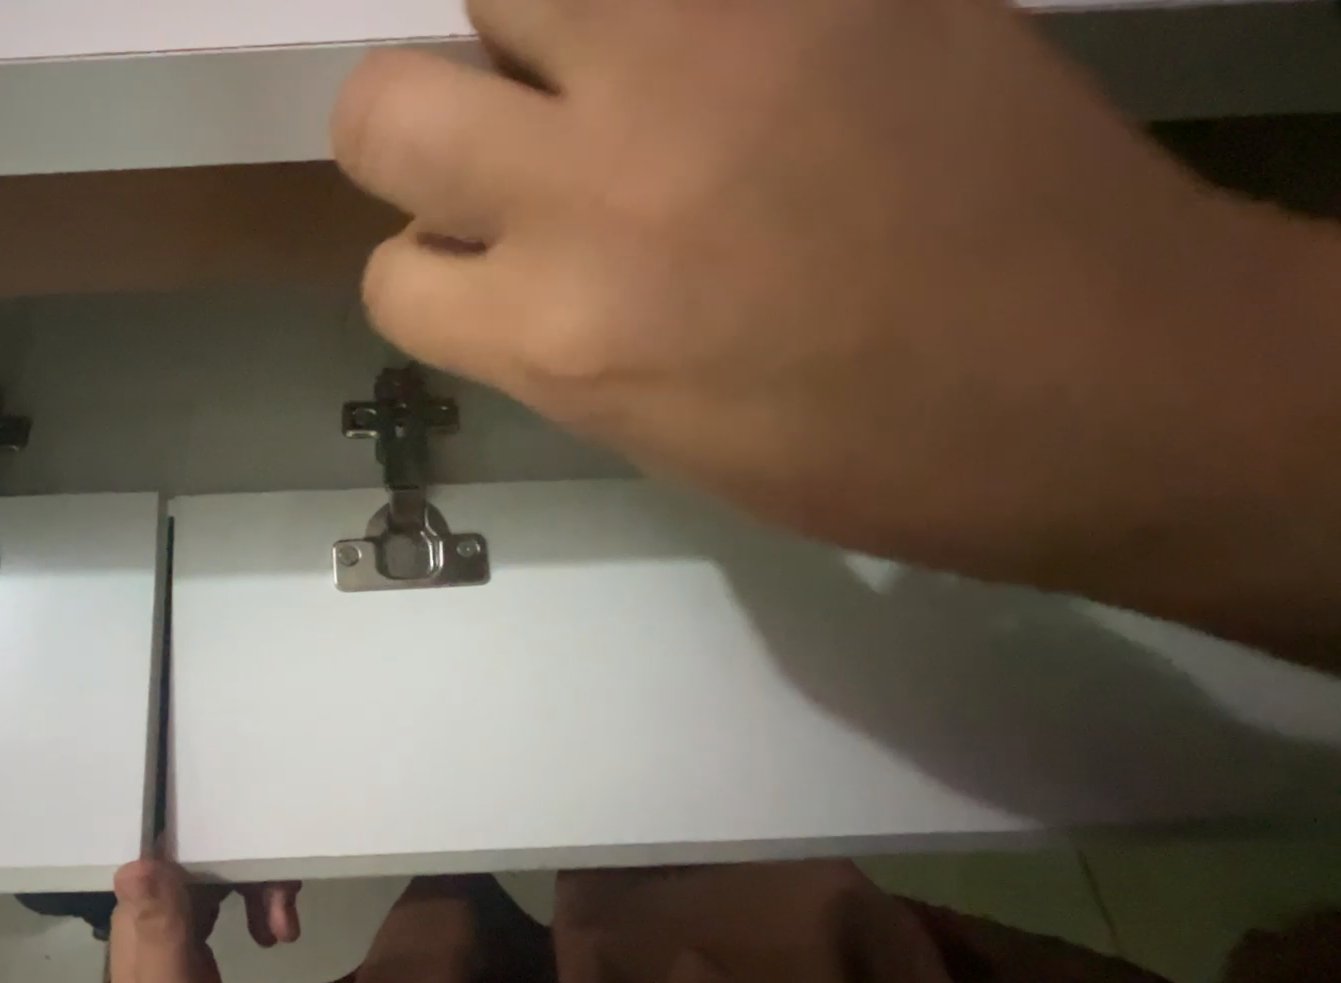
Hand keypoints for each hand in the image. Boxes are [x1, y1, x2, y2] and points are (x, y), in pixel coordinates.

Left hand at [108, 859, 301, 982]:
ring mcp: (175, 933)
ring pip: (220, 881)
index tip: (256, 858)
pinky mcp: (197, 948)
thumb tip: (134, 862)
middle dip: (250, 877)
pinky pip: (228, 904)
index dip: (214, 846)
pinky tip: (275, 934)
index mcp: (136, 922)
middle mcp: (152, 918)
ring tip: (287, 931)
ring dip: (260, 894)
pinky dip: (257, 909)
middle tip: (286, 912)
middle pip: (203, 864)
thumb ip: (159, 929)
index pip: (173, 856)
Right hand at [333, 0, 1340, 654]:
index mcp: (558, 337)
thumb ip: (535, 335)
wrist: (1088, 377)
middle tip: (482, 151)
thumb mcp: (643, 428)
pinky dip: (640, 14)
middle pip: (379, 105)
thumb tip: (485, 261)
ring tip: (592, 78)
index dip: (425, 278)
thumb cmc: (846, 453)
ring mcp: (699, 53)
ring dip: (515, 37)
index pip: (391, 279)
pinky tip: (702, 56)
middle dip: (405, 137)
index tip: (473, 271)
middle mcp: (590, 188)